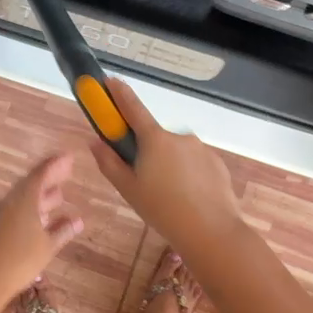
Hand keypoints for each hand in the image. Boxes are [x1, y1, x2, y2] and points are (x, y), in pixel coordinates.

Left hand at [0, 151, 84, 300]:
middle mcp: (11, 202)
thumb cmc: (21, 261)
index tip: (69, 157)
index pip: (41, 174)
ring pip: (24, 197)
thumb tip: (78, 220)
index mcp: (24, 200)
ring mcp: (2, 214)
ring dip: (41, 194)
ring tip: (58, 195)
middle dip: (50, 177)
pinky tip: (42, 218)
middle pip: (32, 183)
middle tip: (67, 171)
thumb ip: (63, 231)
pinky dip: (32, 208)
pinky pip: (17, 208)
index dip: (55, 165)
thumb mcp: (48, 246)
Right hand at [88, 79, 244, 255]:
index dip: (119, 93)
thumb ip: (109, 162)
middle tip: (144, 182)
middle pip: (155, 138)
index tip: (109, 81)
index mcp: (154, 139)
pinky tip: (188, 199)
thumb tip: (96, 142)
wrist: (212, 232)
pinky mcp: (217, 164)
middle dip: (147, 153)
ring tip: (170, 198)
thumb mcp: (127, 189)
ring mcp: (201, 149)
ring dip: (169, 167)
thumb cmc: (162, 209)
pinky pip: (195, 165)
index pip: (133, 107)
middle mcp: (179, 136)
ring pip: (176, 154)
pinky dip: (188, 176)